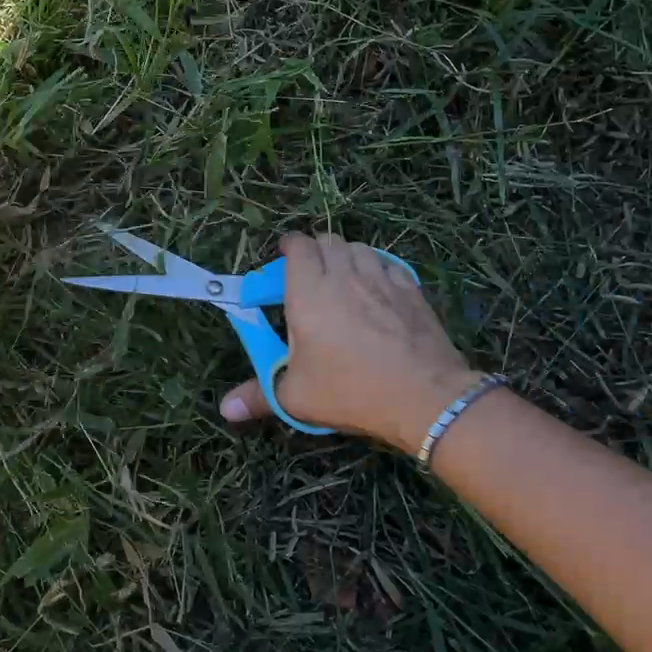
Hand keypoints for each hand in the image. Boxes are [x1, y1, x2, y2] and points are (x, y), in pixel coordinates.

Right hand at [219, 232, 479, 450]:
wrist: (425, 397)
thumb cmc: (352, 391)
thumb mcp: (297, 396)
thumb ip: (258, 396)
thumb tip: (226, 410)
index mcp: (308, 291)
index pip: (297, 246)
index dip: (289, 247)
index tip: (285, 258)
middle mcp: (342, 275)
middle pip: (327, 241)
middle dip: (316, 250)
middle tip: (311, 273)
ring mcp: (380, 278)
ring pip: (359, 248)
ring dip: (346, 256)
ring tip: (343, 278)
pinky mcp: (410, 289)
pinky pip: (388, 264)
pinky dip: (377, 268)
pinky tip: (377, 288)